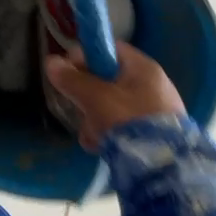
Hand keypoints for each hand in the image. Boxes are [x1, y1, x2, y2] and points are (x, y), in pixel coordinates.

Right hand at [44, 41, 184, 151]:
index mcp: (143, 68)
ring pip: (110, 104)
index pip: (109, 49)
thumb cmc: (129, 121)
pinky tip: (100, 145)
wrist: (164, 166)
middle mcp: (152, 85)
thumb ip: (71, 79)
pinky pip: (122, 125)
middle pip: (106, 79)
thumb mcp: (95, 97)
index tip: (67, 71)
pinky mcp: (155, 133)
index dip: (85, 56)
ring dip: (93, 118)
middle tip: (76, 105)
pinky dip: (108, 133)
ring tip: (91, 133)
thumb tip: (50, 61)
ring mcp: (155, 110)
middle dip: (86, 95)